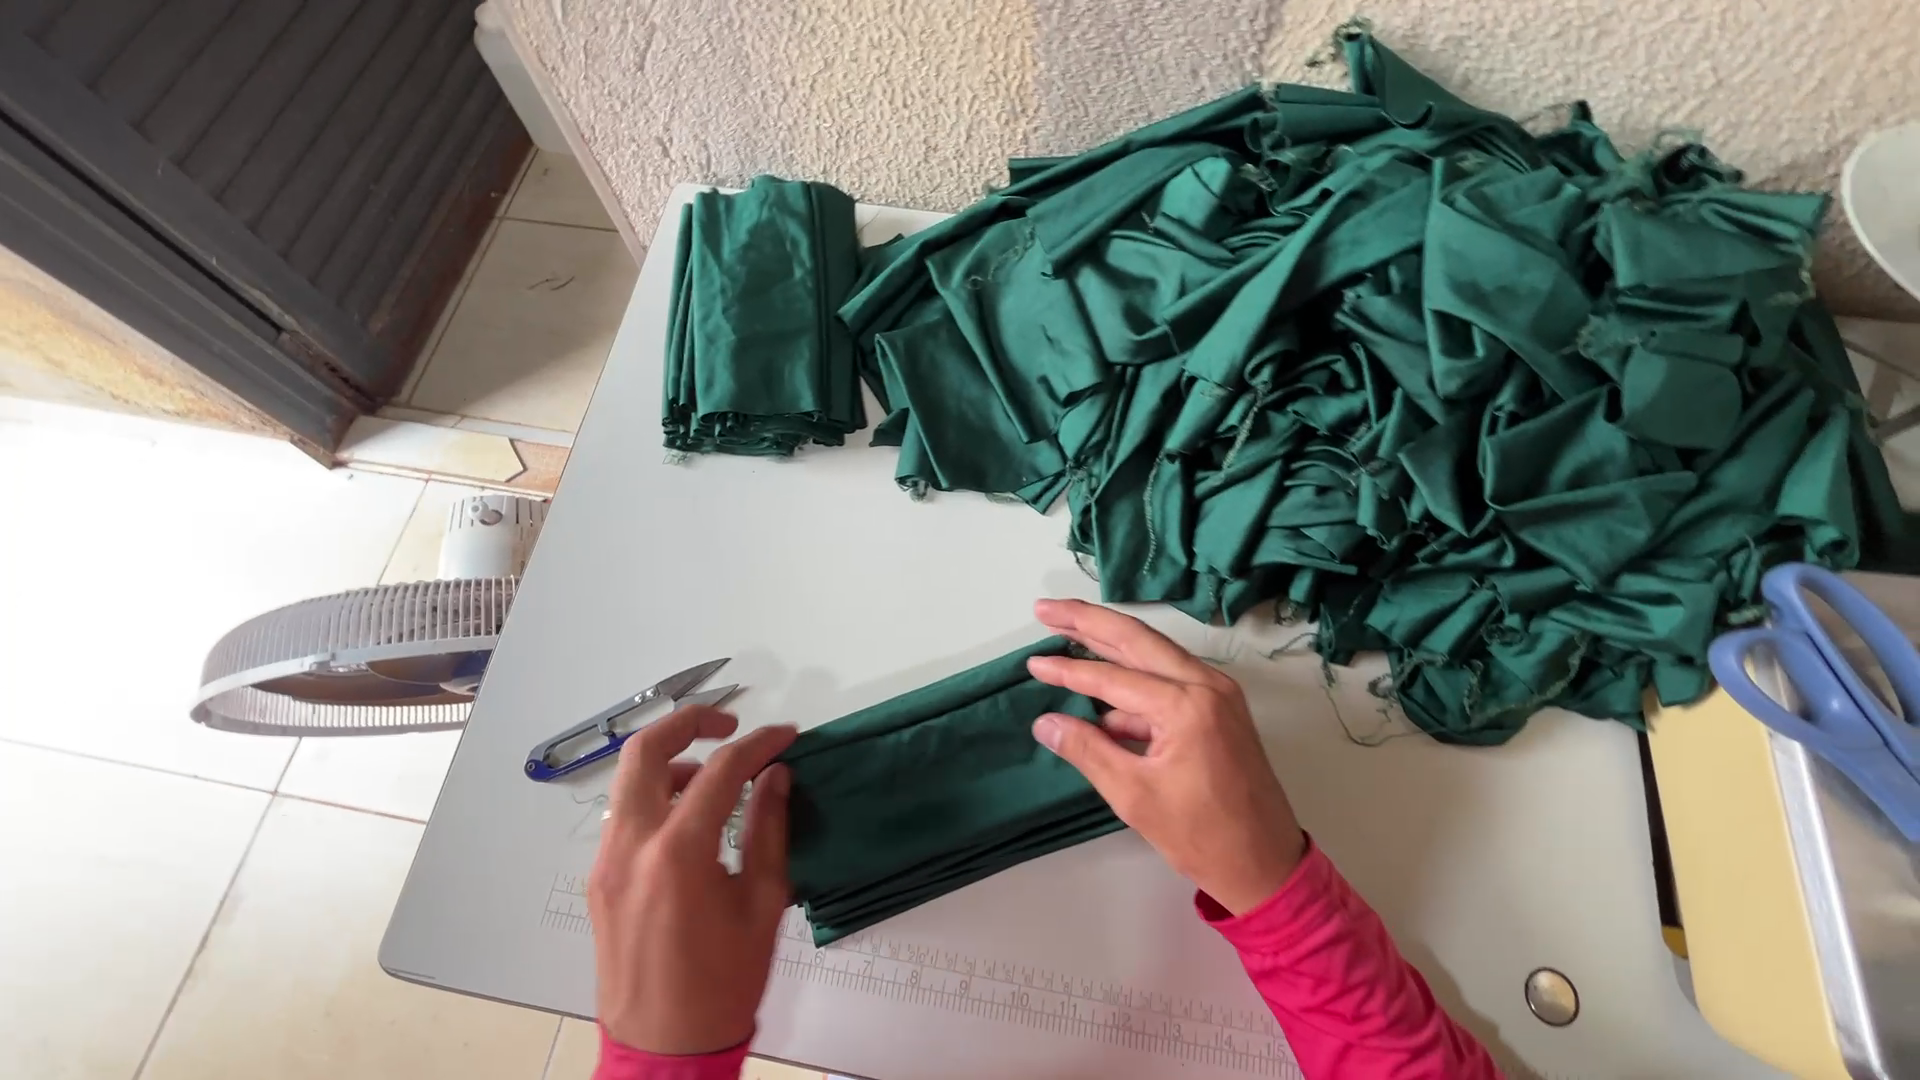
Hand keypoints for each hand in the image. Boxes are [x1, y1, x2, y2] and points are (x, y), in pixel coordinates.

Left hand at [588, 705, 797, 1053]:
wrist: (662, 1050)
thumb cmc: (725, 980)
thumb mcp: (764, 902)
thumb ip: (768, 828)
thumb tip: (776, 775)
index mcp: (678, 853)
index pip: (721, 770)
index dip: (760, 744)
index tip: (786, 736)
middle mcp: (631, 845)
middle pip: (645, 750)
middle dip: (690, 722)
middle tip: (730, 724)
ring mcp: (606, 861)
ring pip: (628, 779)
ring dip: (672, 760)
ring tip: (716, 779)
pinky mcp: (599, 878)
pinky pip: (625, 814)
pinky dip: (657, 796)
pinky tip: (691, 818)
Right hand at [1026, 599, 1306, 915]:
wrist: (1266, 864)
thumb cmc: (1201, 835)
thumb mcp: (1134, 795)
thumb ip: (1087, 751)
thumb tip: (1044, 722)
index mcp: (1187, 706)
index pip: (1113, 677)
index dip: (1067, 671)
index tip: (1033, 663)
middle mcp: (1206, 684)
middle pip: (1136, 638)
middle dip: (1088, 620)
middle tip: (1046, 609)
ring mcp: (1217, 691)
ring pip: (1153, 651)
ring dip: (1109, 640)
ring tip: (1067, 630)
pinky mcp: (1219, 705)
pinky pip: (1167, 676)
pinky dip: (1132, 678)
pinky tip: (1103, 691)